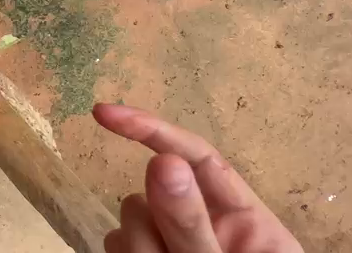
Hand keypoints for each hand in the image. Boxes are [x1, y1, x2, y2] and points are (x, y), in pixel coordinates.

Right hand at [94, 104, 302, 252]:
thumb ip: (192, 220)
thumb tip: (161, 157)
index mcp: (249, 222)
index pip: (197, 155)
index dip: (150, 127)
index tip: (102, 113)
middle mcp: (209, 223)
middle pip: (152, 189)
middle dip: (148, 222)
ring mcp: (176, 240)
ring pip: (131, 215)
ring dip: (137, 245)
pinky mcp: (149, 252)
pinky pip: (117, 238)